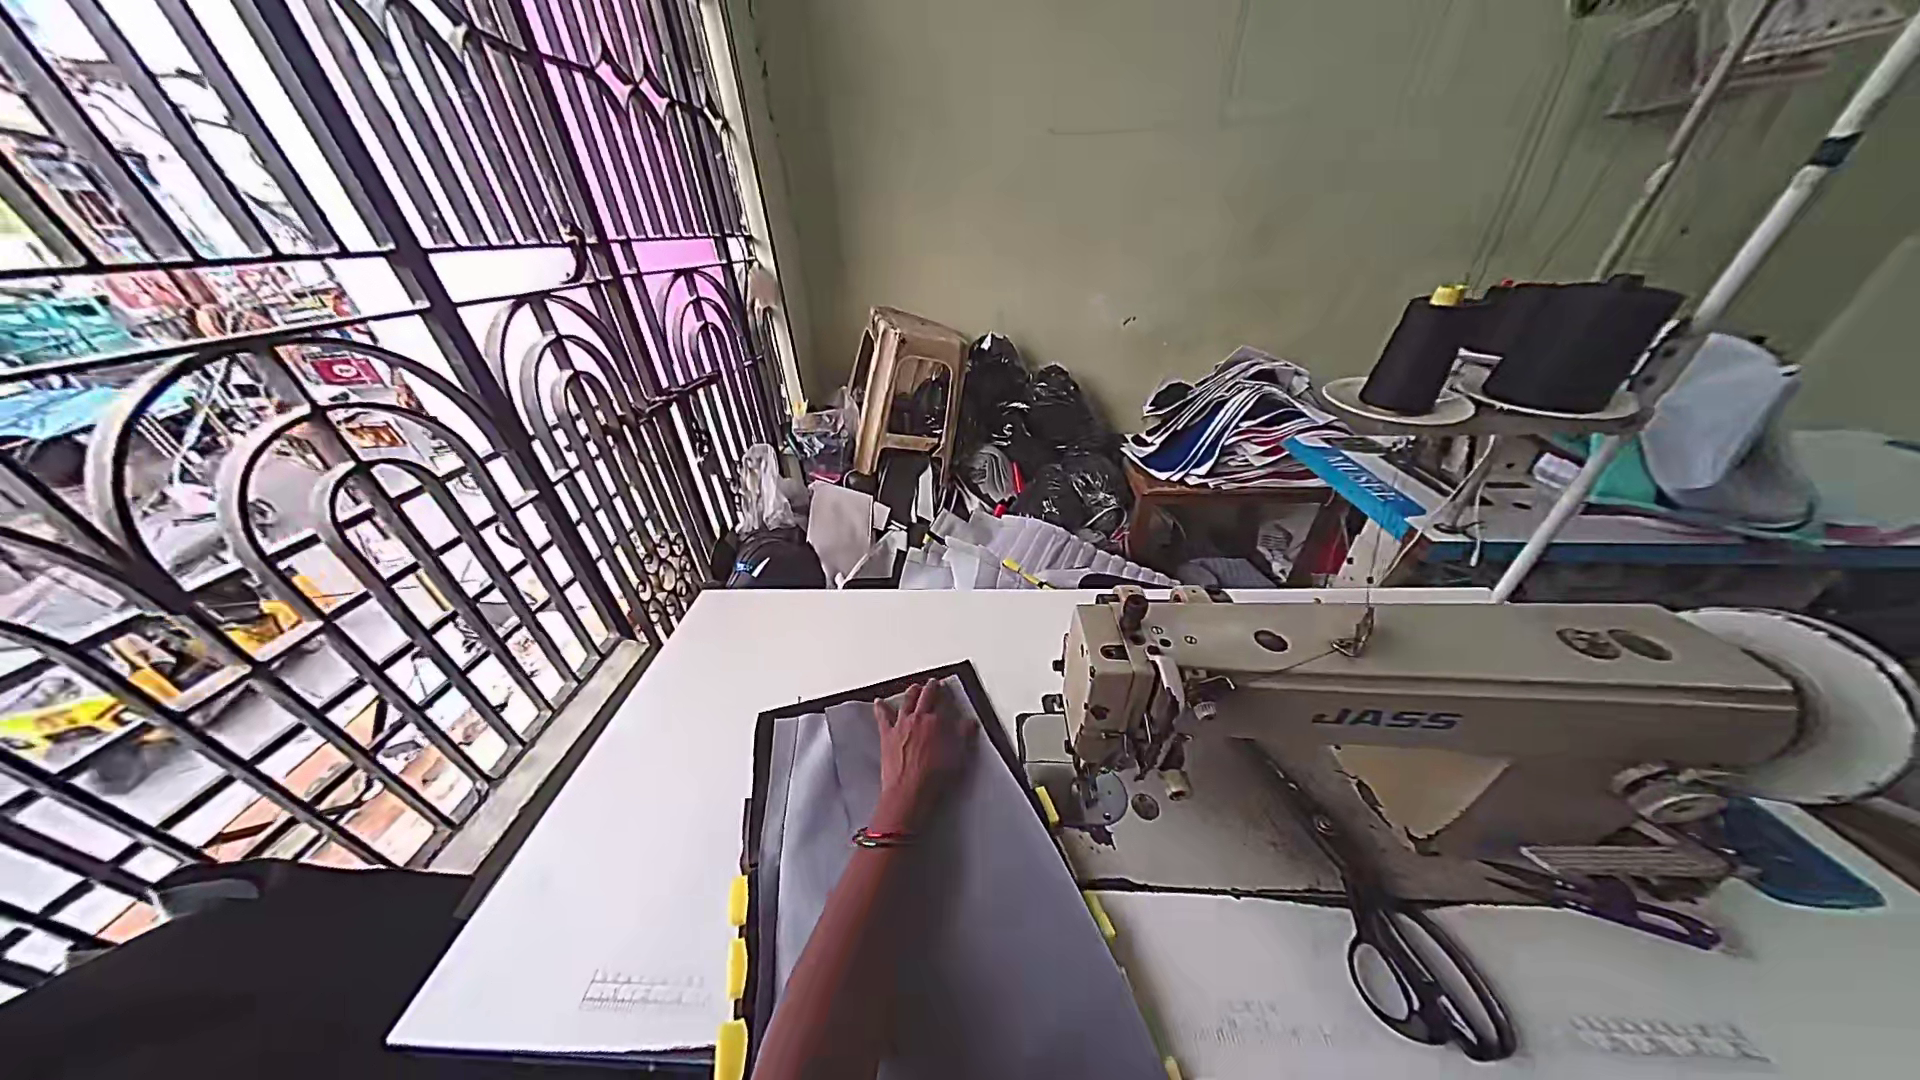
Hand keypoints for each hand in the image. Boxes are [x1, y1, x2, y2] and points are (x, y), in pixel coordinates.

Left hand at [871, 681, 973, 833]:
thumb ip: (964, 735)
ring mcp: (901, 725)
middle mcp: (918, 718)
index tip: (946, 690)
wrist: (909, 791)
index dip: (945, 694)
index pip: (942, 702)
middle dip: (930, 688)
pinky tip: (879, 702)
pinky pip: (883, 717)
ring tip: (914, 688)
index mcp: (936, 721)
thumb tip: (970, 723)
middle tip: (933, 683)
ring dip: (911, 693)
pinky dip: (881, 708)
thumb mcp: (958, 756)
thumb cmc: (934, 777)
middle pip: (925, 697)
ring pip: (906, 702)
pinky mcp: (887, 735)